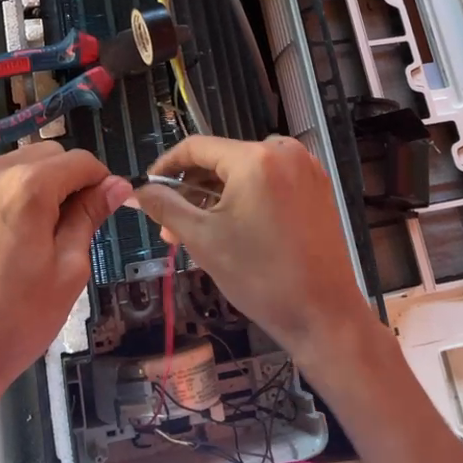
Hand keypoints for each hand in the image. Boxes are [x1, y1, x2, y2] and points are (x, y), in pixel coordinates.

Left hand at [0, 141, 129, 415]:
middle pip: (42, 156)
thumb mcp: (68, 270)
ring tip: (28, 239)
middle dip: (63, 181)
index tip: (102, 208)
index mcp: (26, 186)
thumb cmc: (16, 321)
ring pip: (8, 168)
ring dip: (29, 188)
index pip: (79, 160)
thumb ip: (89, 217)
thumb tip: (117, 185)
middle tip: (67, 228)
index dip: (99, 181)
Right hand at [133, 135, 372, 368]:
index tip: (149, 189)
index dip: (167, 166)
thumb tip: (138, 191)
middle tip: (171, 225)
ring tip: (199, 232)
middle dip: (193, 190)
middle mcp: (284, 151)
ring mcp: (306, 169)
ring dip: (218, 196)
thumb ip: (166, 207)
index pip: (197, 147)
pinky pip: (270, 181)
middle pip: (222, 159)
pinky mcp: (318, 188)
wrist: (324, 316)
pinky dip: (247, 198)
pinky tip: (234, 228)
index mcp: (255, 157)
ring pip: (245, 171)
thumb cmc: (260, 276)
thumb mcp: (203, 239)